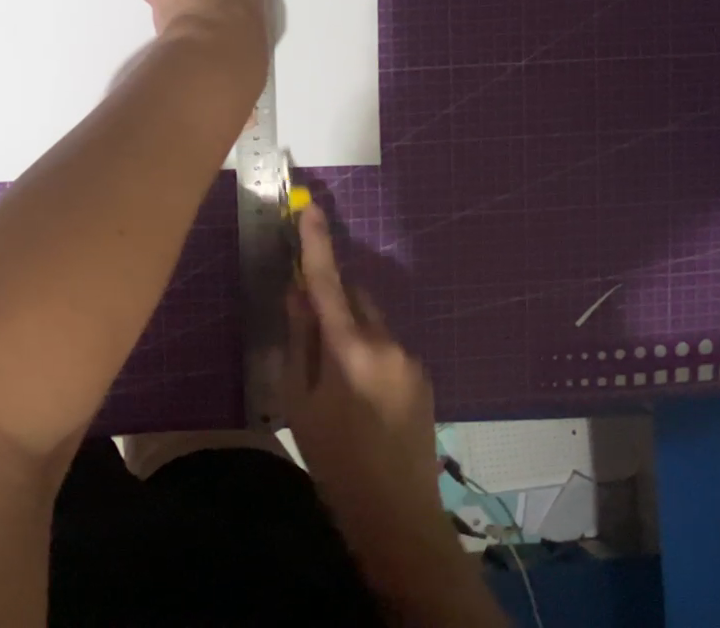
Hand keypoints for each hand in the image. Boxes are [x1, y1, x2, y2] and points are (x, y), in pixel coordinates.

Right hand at [283, 205, 441, 528]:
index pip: (328, 283)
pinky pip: (385, 344)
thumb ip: (300, 339)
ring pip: (370, 321)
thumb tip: (297, 293)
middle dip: (330, 295)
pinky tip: (353, 389)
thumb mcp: (298, 398)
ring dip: (347, 326)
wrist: (397, 514)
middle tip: (301, 316)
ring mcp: (411, 360)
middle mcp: (388, 344)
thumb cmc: (333, 458)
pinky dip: (363, 347)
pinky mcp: (421, 377)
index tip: (310, 206)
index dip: (316, 243)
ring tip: (327, 371)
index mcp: (351, 349)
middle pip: (355, 296)